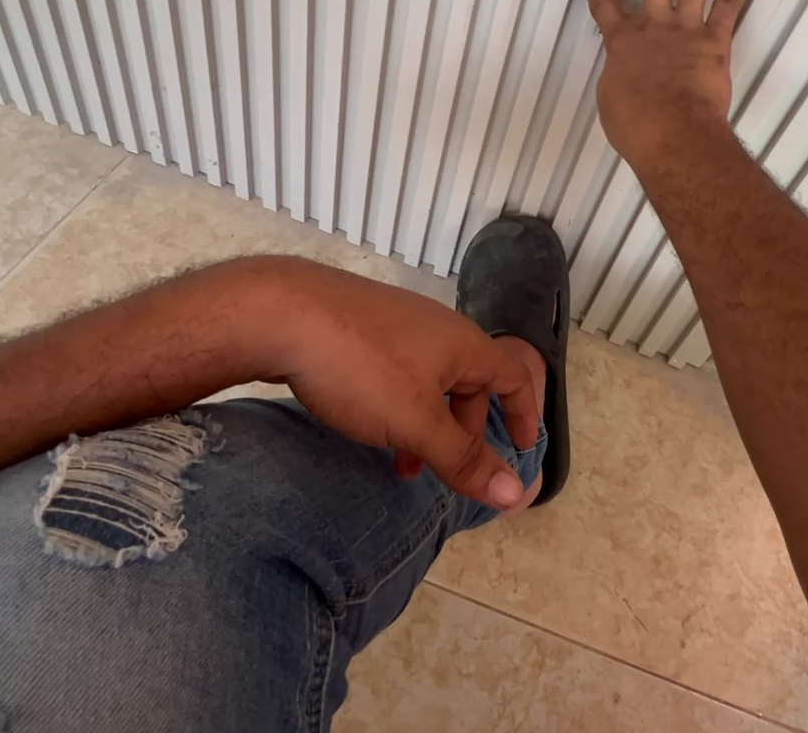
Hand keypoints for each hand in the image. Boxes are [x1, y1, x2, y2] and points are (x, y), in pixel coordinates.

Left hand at [234, 257, 539, 508]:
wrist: (281, 313)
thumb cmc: (361, 368)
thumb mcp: (416, 422)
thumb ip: (463, 458)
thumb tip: (515, 494)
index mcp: (464, 345)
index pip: (515, 377)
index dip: (526, 415)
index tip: (521, 452)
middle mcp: (439, 329)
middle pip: (471, 383)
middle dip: (464, 433)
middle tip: (443, 470)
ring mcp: (400, 324)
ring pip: (431, 382)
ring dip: (428, 426)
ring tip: (402, 462)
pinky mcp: (366, 327)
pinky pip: (401, 373)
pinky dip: (401, 406)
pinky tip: (370, 423)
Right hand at [582, 0, 752, 163]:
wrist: (672, 133)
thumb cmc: (636, 126)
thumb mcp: (612, 102)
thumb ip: (619, 77)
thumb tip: (625, 73)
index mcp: (623, 43)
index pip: (605, 6)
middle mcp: (653, 25)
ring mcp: (686, 29)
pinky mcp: (715, 42)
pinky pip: (728, 8)